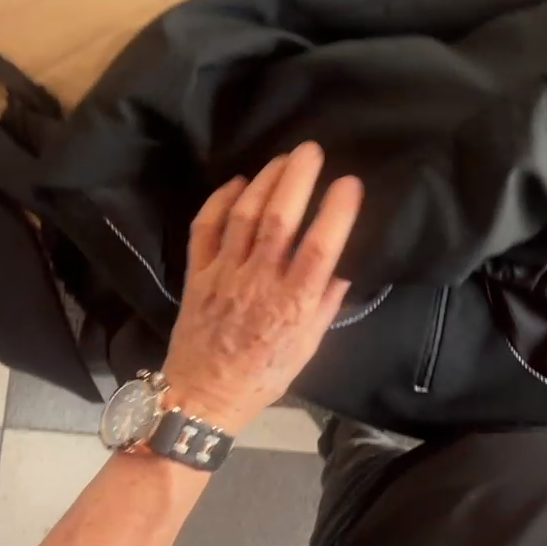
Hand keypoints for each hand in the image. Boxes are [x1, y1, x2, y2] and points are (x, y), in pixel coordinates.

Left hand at [159, 142, 361, 433]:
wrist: (204, 395)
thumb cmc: (266, 373)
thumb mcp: (310, 346)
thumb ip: (327, 303)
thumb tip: (343, 266)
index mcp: (294, 304)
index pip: (319, 248)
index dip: (335, 212)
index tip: (349, 183)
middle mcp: (259, 282)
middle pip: (278, 219)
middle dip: (296, 179)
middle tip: (311, 150)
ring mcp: (224, 274)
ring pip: (244, 216)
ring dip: (264, 181)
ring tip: (282, 159)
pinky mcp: (197, 273)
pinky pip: (205, 229)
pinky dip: (219, 201)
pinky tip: (238, 182)